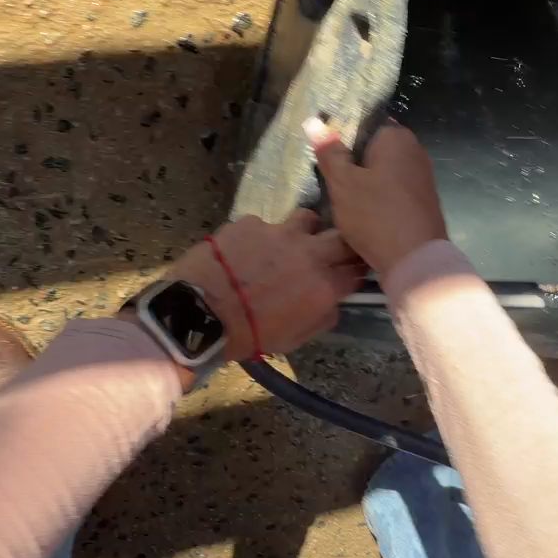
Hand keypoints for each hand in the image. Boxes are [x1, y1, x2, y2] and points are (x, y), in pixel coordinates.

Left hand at [161, 210, 365, 362]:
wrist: (201, 314)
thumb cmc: (249, 335)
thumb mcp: (294, 339)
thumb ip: (321, 317)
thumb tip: (332, 303)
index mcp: (323, 286)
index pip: (357, 272)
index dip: (355, 272)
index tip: (350, 274)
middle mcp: (309, 253)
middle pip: (343, 238)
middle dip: (342, 245)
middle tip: (332, 252)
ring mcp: (279, 232)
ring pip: (307, 218)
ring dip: (306, 229)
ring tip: (292, 241)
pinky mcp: (251, 222)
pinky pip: (264, 225)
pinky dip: (261, 236)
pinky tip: (246, 249)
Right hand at [305, 116, 447, 279]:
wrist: (415, 259)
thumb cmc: (375, 214)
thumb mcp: (343, 183)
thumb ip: (330, 153)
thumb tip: (314, 121)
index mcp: (396, 137)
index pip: (364, 124)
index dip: (341, 137)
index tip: (324, 155)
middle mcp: (414, 150)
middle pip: (374, 149)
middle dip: (352, 162)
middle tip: (329, 180)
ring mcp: (422, 176)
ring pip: (383, 172)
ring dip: (364, 183)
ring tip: (343, 199)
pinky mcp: (423, 200)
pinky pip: (393, 190)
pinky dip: (378, 198)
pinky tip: (364, 214)